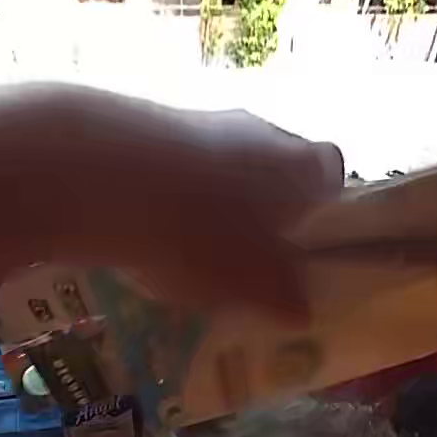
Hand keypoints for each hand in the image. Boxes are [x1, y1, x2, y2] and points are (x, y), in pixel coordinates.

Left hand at [0, 84, 344, 318]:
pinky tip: (155, 248)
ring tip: (198, 270)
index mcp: (298, 163)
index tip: (306, 255)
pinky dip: (177, 210)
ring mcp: (202, 123)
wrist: (103, 179)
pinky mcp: (153, 129)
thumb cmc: (200, 236)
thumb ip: (281, 298)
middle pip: (276, 178)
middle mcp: (257, 130)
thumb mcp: (249, 283)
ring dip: (219, 220)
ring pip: (226, 178)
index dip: (325, 217)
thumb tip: (301, 313)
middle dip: (267, 225)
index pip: (333, 176)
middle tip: (252, 272)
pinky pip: (182, 177)